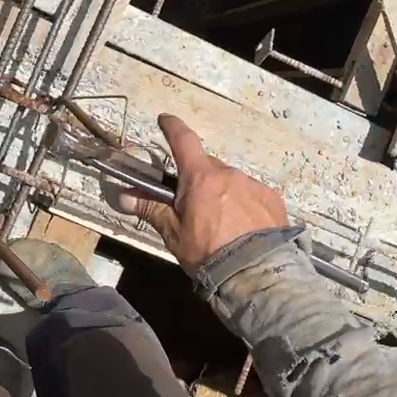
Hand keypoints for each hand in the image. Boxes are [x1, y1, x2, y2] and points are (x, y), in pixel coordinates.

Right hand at [111, 114, 288, 274]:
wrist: (258, 276)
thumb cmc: (209, 253)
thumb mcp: (175, 234)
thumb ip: (152, 209)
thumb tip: (124, 195)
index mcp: (201, 177)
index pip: (183, 140)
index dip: (172, 127)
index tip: (165, 120)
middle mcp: (229, 174)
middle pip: (208, 167)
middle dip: (199, 180)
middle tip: (194, 205)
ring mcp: (254, 185)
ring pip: (232, 182)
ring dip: (223, 194)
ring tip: (223, 224)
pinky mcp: (273, 200)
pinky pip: (253, 195)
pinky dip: (245, 205)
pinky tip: (245, 228)